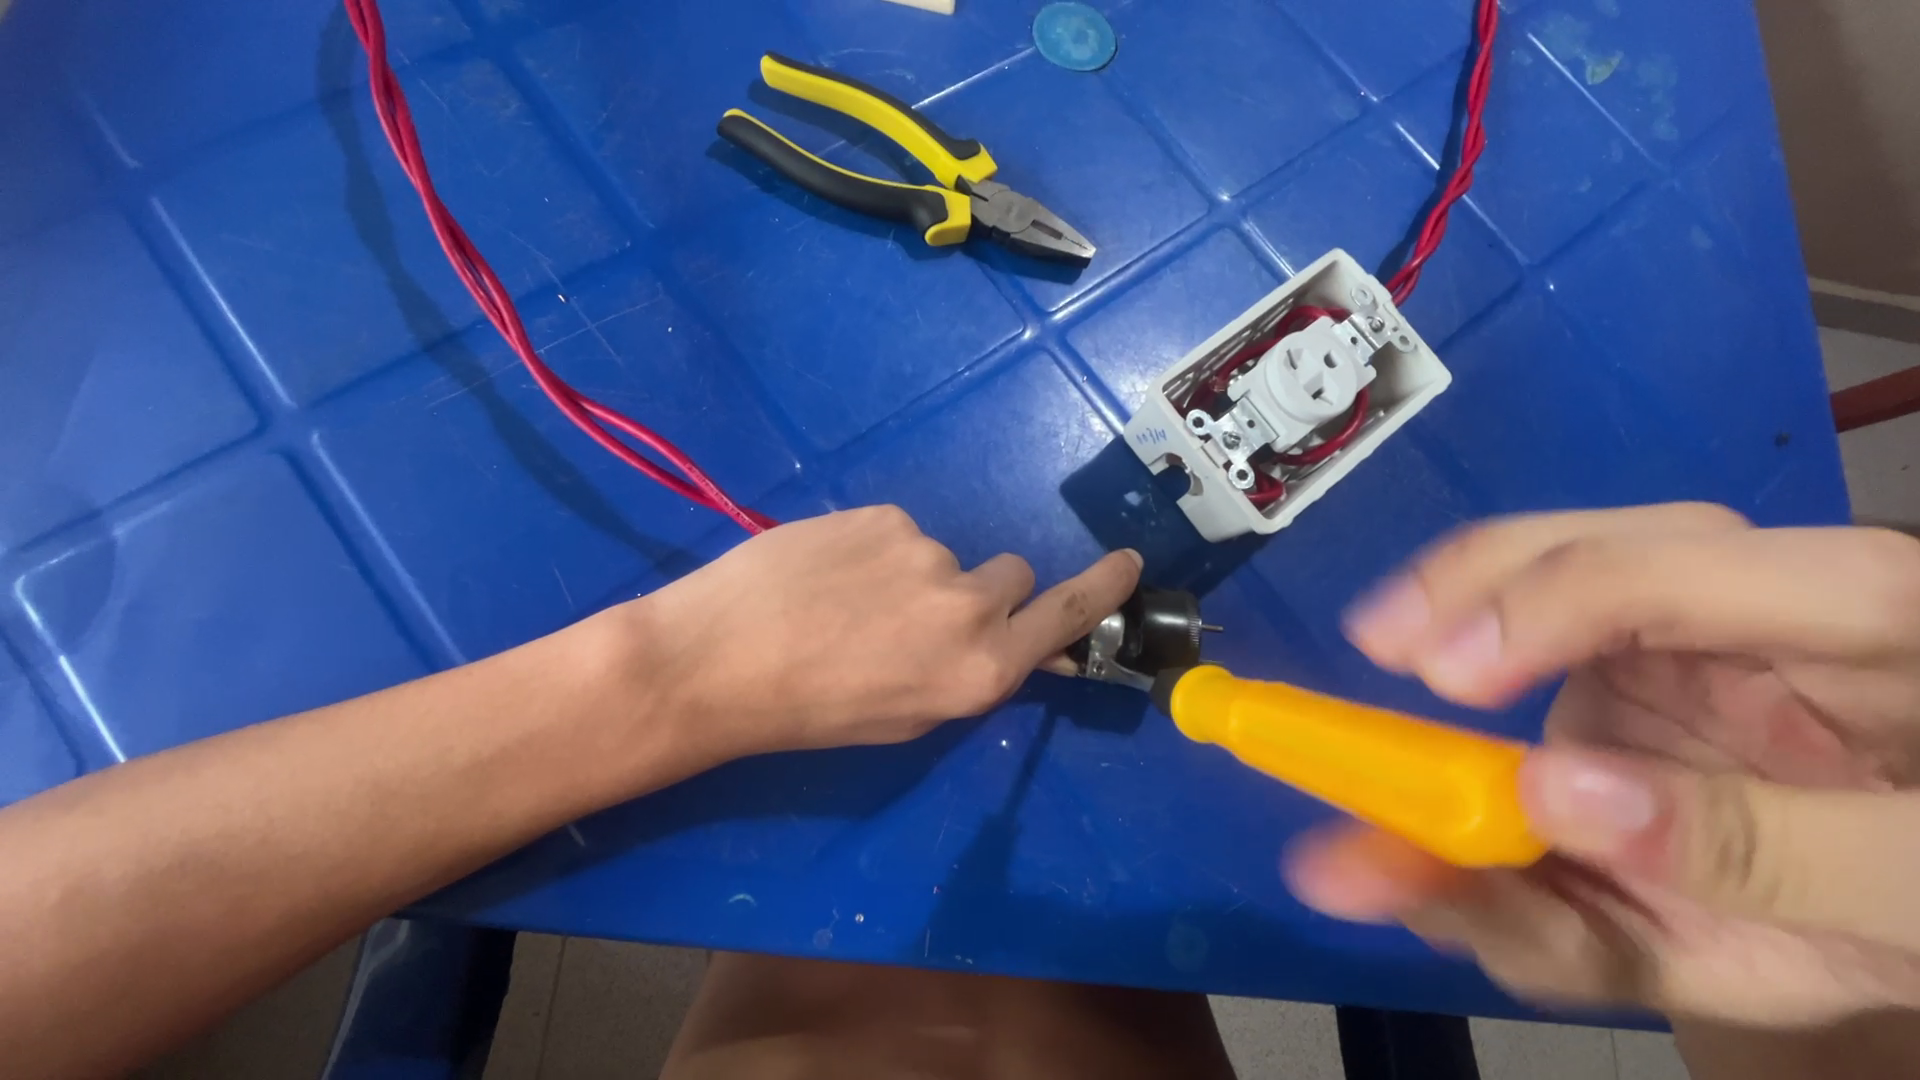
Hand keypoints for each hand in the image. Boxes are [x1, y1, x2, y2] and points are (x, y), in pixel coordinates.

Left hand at [628, 505, 1140, 767]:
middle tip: (919, 617)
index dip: (1102, 588)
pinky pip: (897, 533)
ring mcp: (926, 551)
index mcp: (980, 670)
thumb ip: (971, 675)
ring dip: (916, 576)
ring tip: (848, 603)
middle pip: (1013, 575)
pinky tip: (826, 576)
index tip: (1127, 564)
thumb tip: (1014, 643)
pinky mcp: (882, 516)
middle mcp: (969, 606)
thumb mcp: (908, 718)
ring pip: (945, 557)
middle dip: (984, 593)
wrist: (716, 660)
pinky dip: (875, 552)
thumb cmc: (811, 714)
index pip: (1066, 615)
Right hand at [1284, 504, 1919, 1024]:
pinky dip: (1449, 712)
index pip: (1685, 567)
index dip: (1549, 605)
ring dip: (1440, 614)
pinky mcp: (1613, 695)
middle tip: (1378, 642)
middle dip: (1470, 584)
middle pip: (1597, 542)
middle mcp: (1748, 612)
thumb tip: (1544, 793)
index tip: (1442, 683)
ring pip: (1542, 580)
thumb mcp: (1914, 900)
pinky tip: (1408, 738)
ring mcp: (1671, 650)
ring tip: (1375, 648)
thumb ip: (1757, 851)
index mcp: (1866, 624)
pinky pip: (1520, 665)